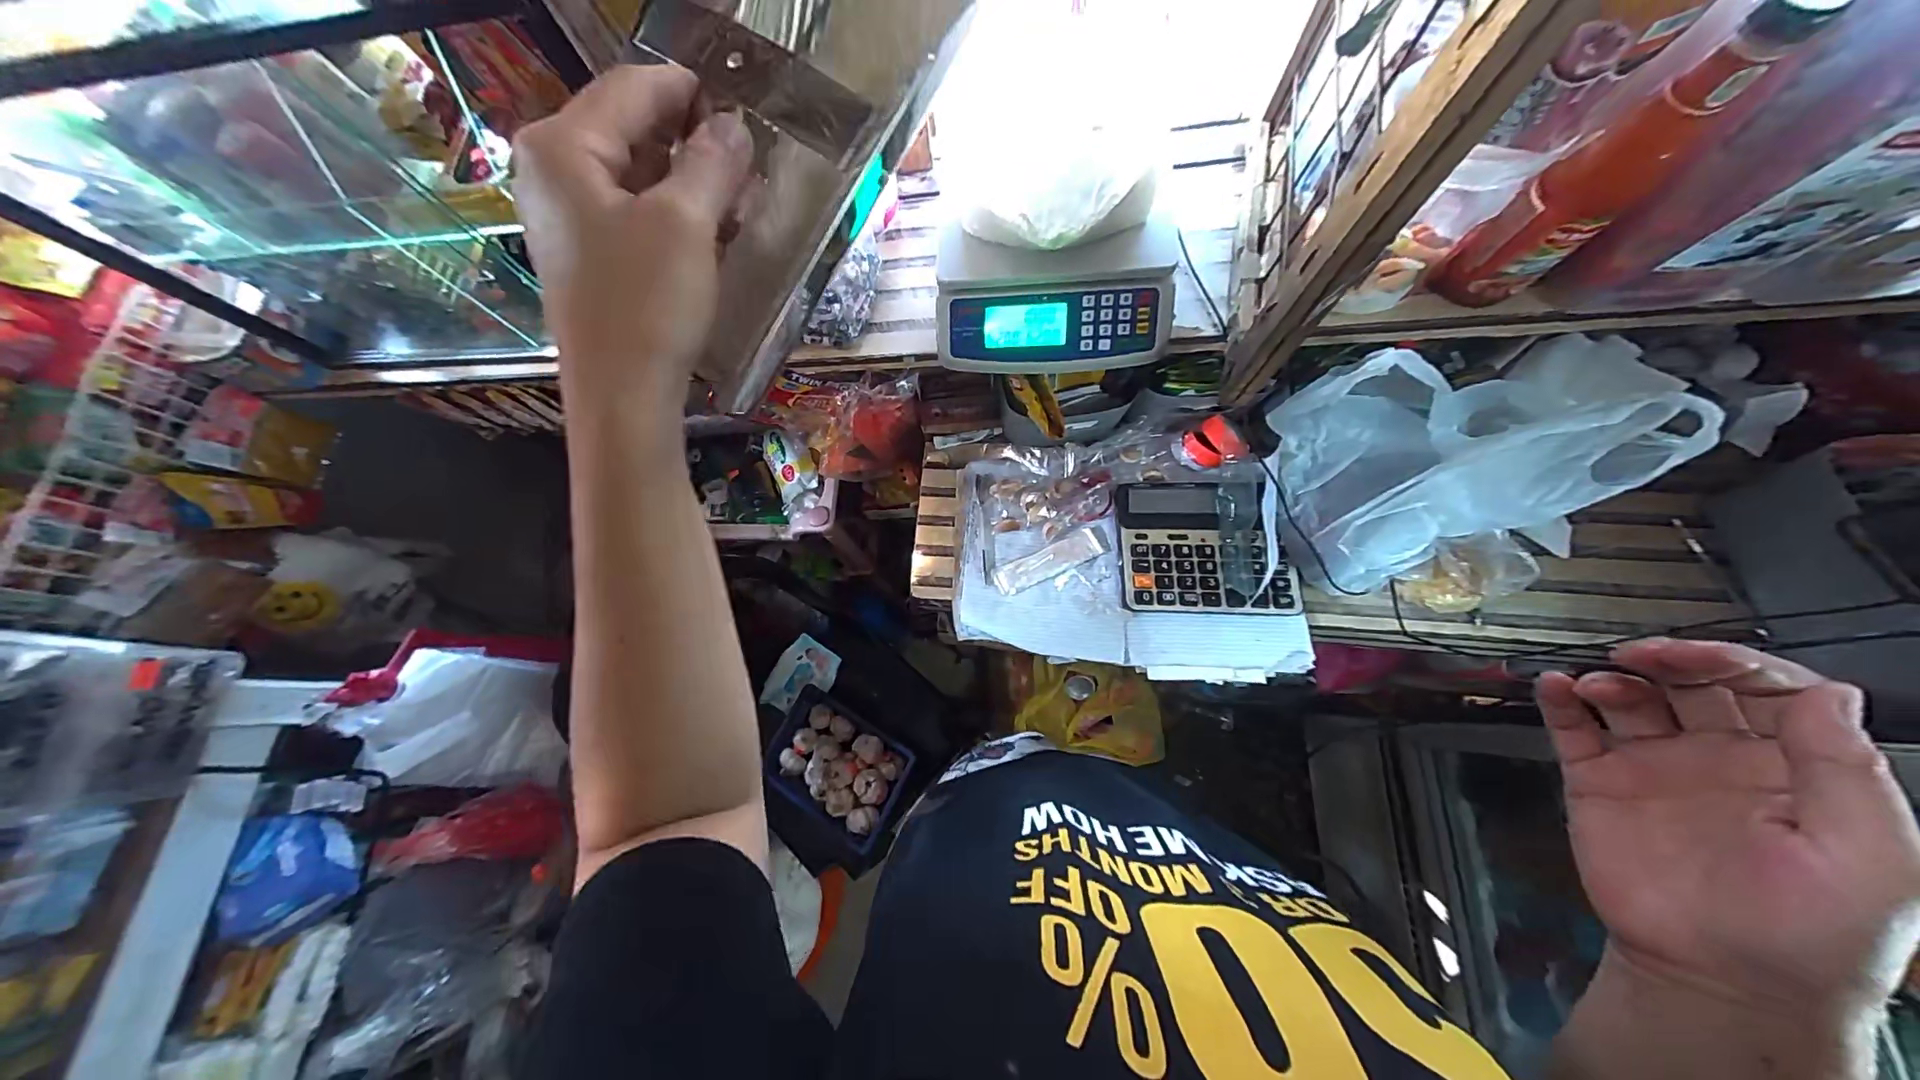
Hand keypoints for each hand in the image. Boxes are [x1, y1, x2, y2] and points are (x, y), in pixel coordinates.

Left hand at [512, 66, 753, 398]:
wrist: (622, 393)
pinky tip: (713, 231)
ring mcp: (569, 218)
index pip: (631, 89)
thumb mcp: (687, 224)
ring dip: (690, 181)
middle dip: (692, 141)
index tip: (741, 104)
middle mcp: (553, 173)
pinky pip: (635, 214)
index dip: (689, 91)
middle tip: (747, 159)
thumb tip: (734, 127)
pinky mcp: (590, 256)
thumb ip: (711, 163)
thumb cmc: (647, 304)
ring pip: (637, 175)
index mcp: (562, 148)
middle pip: (631, 130)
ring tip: (739, 198)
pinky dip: (675, 214)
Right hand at [1536, 641, 1919, 1024]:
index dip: (1735, 663)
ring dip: (1613, 680)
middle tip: (1638, 655)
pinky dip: (1559, 702)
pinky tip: (1554, 686)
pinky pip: (1574, 731)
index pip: (1769, 693)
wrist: (1717, 977)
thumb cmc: (1810, 930)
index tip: (1696, 657)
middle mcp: (1719, 757)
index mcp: (1792, 769)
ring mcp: (1653, 768)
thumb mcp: (1866, 858)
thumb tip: (1825, 692)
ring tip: (1597, 684)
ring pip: (1630, 700)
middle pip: (1692, 686)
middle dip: (1667, 661)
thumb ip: (1847, 772)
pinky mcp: (1597, 783)